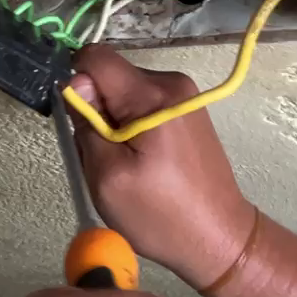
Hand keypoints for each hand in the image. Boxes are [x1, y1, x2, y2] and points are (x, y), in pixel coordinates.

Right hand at [68, 45, 256, 289]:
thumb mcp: (107, 177)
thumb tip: (75, 82)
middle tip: (105, 154)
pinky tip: (142, 158)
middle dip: (96, 108)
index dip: (77, 83)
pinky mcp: (186, 108)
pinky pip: (141, 101)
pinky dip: (131, 123)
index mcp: (151, 95)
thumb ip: (86, 123)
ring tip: (126, 161)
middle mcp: (170, 82)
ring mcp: (182, 93)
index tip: (83, 122)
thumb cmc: (161, 215)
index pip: (95, 56)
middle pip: (110, 74)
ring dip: (113, 118)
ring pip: (123, 89)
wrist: (221, 239)